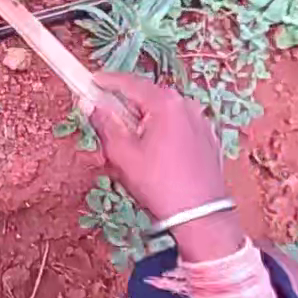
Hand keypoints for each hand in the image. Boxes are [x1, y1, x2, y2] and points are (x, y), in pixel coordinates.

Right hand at [89, 72, 242, 261]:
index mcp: (165, 104)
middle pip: (147, 96)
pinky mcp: (207, 138)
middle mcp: (187, 105)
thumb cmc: (158, 184)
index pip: (129, 83)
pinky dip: (160, 131)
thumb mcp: (122, 154)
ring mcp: (200, 121)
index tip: (90, 82)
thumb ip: (104, 123)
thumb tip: (89, 103)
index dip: (106, 81)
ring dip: (142, 120)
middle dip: (124, 106)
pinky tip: (152, 154)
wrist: (200, 216)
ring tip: (128, 144)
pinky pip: (177, 125)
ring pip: (162, 112)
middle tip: (105, 120)